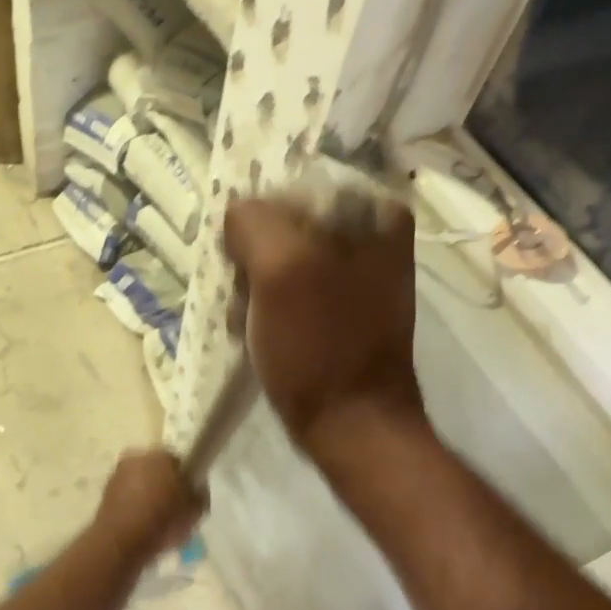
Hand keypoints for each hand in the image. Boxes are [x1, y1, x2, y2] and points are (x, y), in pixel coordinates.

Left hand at [94, 449, 204, 559]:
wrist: (122, 542)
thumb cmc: (163, 521)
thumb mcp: (196, 509)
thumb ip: (199, 493)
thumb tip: (195, 489)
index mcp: (160, 455)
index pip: (177, 461)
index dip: (184, 478)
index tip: (187, 495)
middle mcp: (135, 457)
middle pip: (155, 469)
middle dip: (163, 484)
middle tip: (173, 507)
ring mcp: (117, 474)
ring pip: (139, 482)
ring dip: (146, 495)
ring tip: (156, 520)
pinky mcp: (104, 493)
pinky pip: (126, 497)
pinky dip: (133, 506)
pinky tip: (141, 525)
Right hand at [223, 196, 422, 448]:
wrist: (351, 426)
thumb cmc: (318, 348)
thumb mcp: (281, 270)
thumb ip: (254, 221)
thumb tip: (237, 215)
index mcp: (373, 208)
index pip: (291, 182)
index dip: (257, 218)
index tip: (241, 257)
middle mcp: (371, 233)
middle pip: (283, 221)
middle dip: (252, 256)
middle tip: (243, 293)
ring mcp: (355, 274)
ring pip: (278, 258)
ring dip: (251, 286)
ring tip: (246, 321)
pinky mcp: (339, 310)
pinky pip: (286, 290)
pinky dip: (264, 308)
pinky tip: (254, 333)